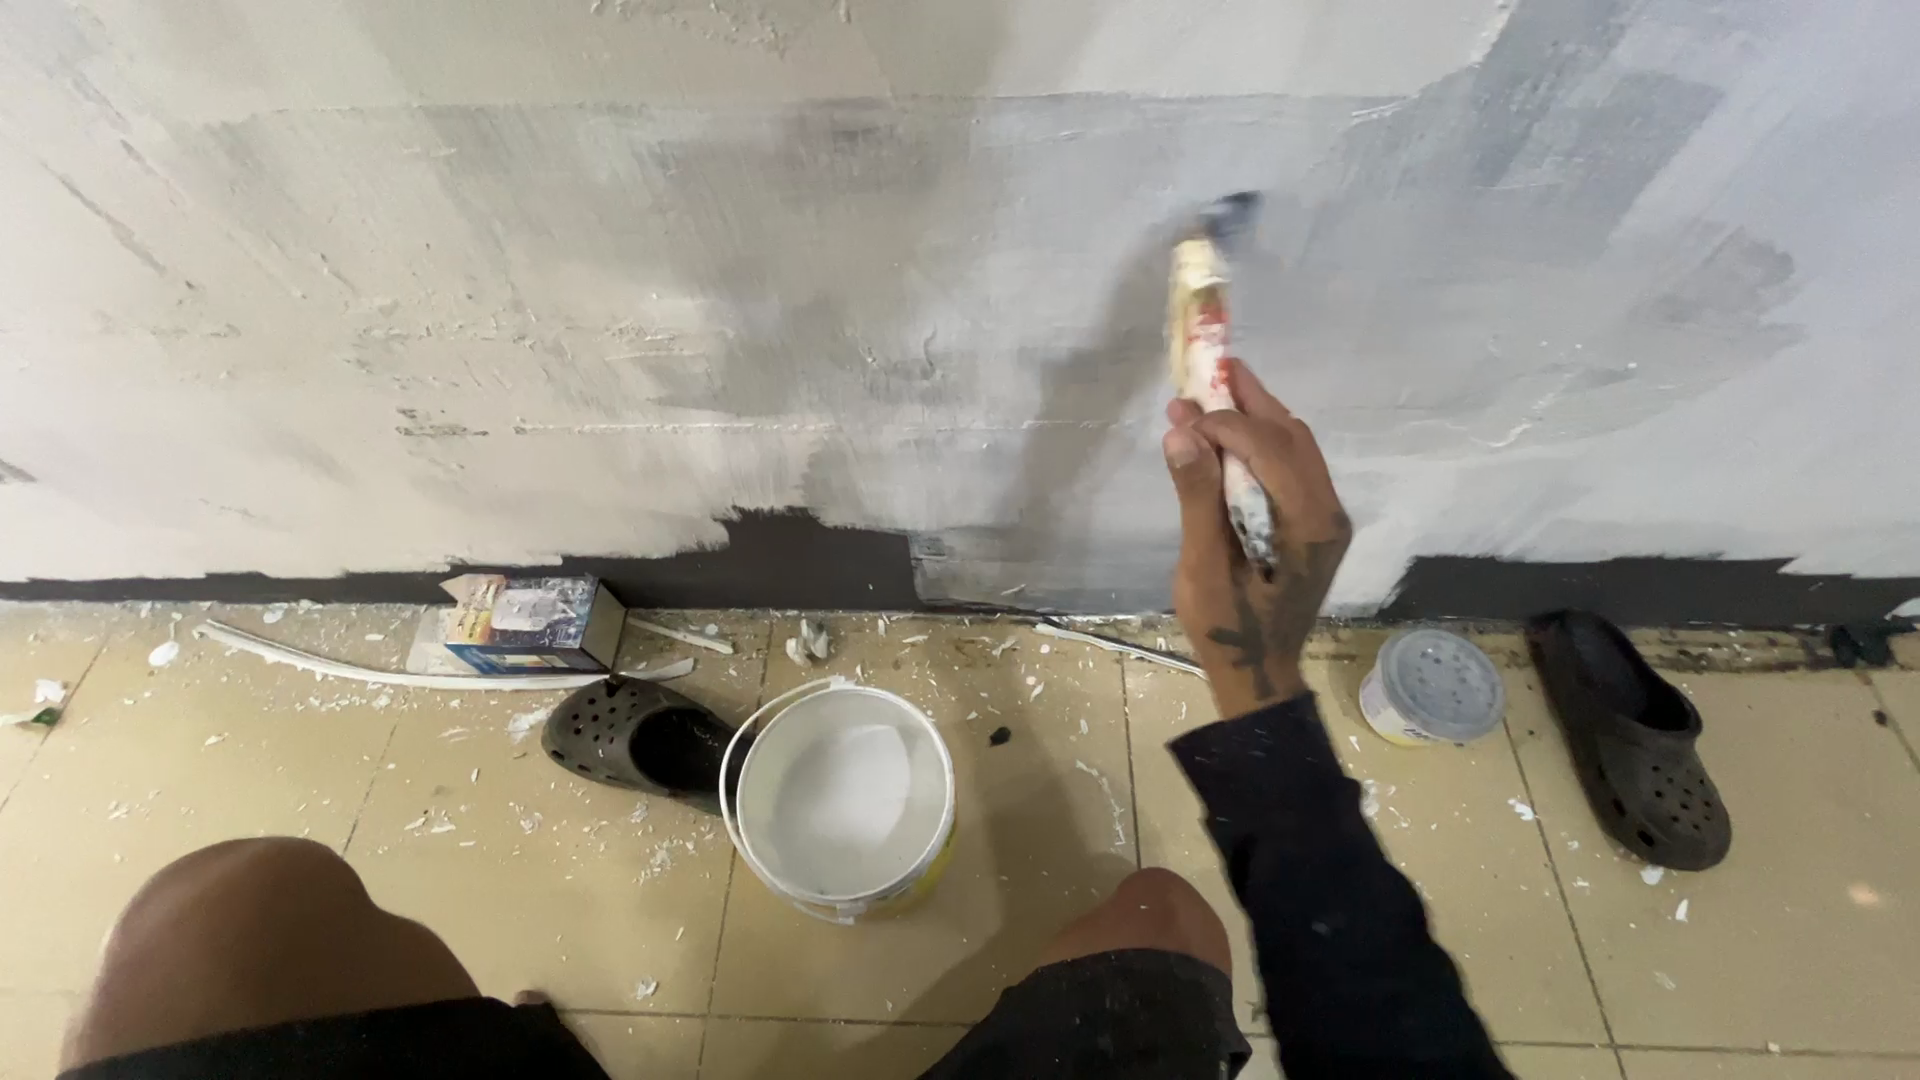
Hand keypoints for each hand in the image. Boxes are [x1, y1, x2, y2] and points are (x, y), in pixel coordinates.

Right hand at [1162, 357, 1351, 718]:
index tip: (1183, 413)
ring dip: (1256, 416)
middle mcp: (1328, 511)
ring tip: (1214, 391)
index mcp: (1309, 523)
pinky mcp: (1312, 523)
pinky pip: (1290, 467)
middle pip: (1291, 435)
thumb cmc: (1227, 628)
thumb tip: (1181, 430)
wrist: (1259, 673)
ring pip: (1295, 446)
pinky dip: (1260, 442)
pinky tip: (1228, 438)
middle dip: (1248, 399)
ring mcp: (1324, 516)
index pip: (1271, 448)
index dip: (1227, 421)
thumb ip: (1197, 498)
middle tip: (1209, 367)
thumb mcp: (1203, 568)